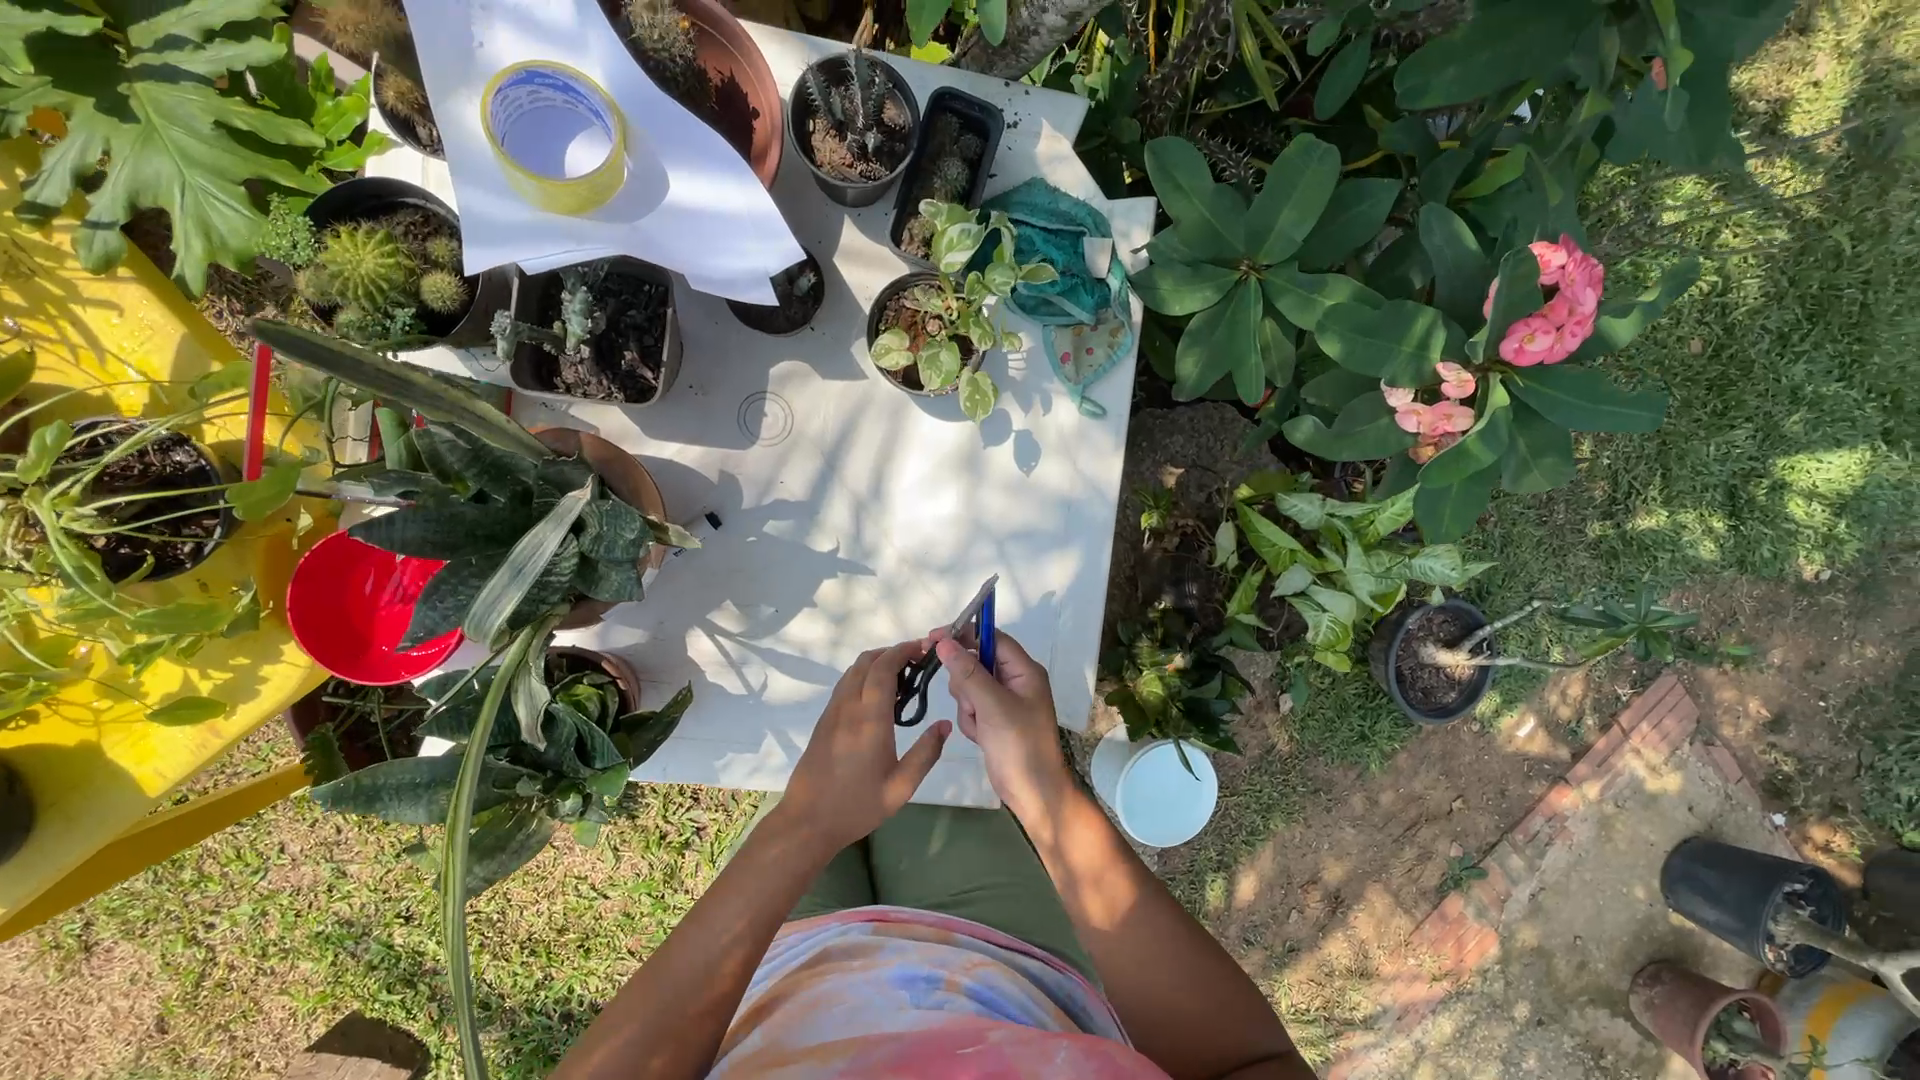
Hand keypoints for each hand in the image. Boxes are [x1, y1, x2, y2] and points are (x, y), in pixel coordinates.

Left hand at [775, 639, 950, 854]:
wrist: (807, 821)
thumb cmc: (857, 806)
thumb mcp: (901, 787)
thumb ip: (926, 753)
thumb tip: (945, 725)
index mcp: (869, 720)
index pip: (883, 669)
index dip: (903, 651)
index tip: (923, 648)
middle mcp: (848, 708)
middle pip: (866, 662)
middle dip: (891, 653)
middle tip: (916, 662)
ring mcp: (832, 713)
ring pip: (852, 672)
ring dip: (876, 664)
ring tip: (901, 678)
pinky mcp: (824, 722)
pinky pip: (844, 686)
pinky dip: (863, 678)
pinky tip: (878, 698)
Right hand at [932, 628, 1070, 820]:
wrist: (1032, 792)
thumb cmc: (1020, 745)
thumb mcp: (993, 706)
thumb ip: (968, 672)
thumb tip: (944, 642)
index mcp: (1024, 671)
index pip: (991, 638)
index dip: (963, 634)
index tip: (933, 638)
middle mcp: (1015, 681)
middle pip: (976, 662)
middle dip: (966, 683)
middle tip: (970, 703)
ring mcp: (1004, 702)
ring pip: (969, 687)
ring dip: (967, 705)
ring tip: (981, 725)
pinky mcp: (994, 720)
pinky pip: (970, 708)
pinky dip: (970, 721)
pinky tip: (980, 737)